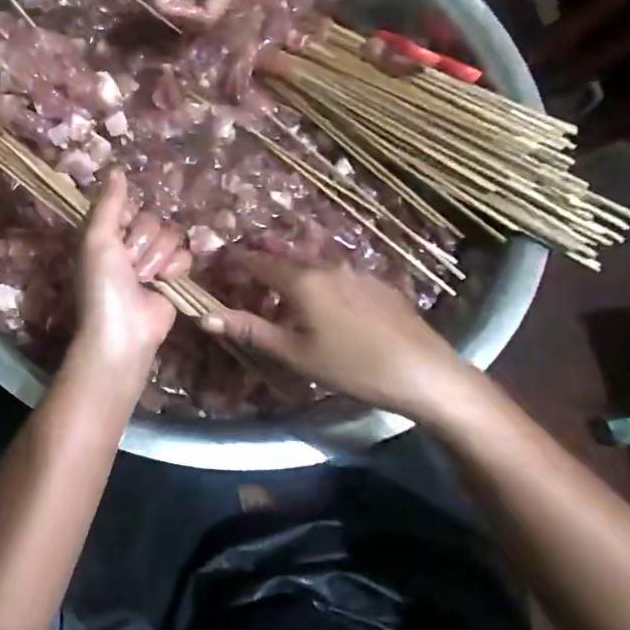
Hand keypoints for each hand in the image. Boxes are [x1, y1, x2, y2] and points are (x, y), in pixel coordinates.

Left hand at [76, 173, 189, 365]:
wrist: (124, 330)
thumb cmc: (103, 284)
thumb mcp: (97, 239)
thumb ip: (109, 204)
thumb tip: (117, 170)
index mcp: (106, 235)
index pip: (130, 207)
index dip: (130, 219)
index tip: (122, 234)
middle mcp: (128, 245)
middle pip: (153, 220)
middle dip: (143, 242)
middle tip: (129, 264)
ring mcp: (152, 262)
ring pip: (171, 236)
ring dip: (157, 257)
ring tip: (143, 278)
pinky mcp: (172, 277)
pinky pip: (184, 255)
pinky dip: (175, 269)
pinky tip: (163, 283)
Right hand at [200, 255, 477, 419]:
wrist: (426, 373)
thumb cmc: (352, 366)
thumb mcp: (294, 353)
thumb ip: (249, 330)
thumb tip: (204, 315)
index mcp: (302, 281)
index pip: (257, 262)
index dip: (234, 262)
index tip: (217, 267)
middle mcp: (328, 267)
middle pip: (285, 255)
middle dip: (261, 258)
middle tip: (242, 267)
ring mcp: (358, 273)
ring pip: (313, 261)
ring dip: (290, 266)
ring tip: (278, 281)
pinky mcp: (379, 285)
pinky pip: (337, 272)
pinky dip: (318, 277)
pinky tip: (321, 299)